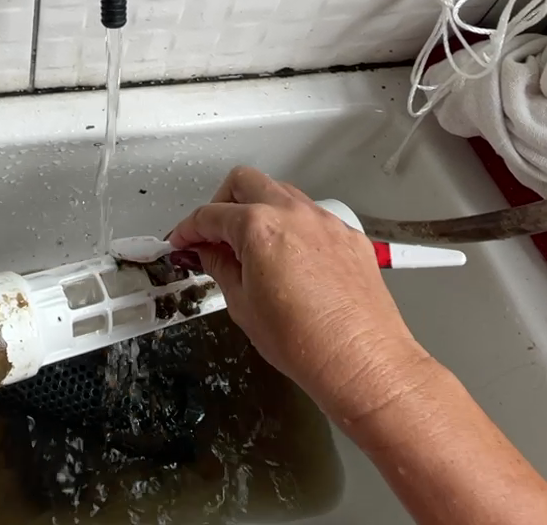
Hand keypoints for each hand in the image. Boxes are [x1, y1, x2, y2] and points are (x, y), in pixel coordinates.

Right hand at [168, 167, 439, 423]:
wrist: (364, 364)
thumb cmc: (306, 343)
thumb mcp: (242, 305)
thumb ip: (220, 267)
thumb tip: (207, 252)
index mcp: (258, 226)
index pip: (209, 215)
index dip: (188, 229)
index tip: (182, 241)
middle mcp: (291, 213)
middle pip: (243, 182)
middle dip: (221, 202)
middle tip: (213, 233)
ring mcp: (323, 221)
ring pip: (279, 192)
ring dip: (258, 207)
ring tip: (251, 244)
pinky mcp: (348, 236)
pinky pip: (310, 216)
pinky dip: (291, 226)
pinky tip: (289, 258)